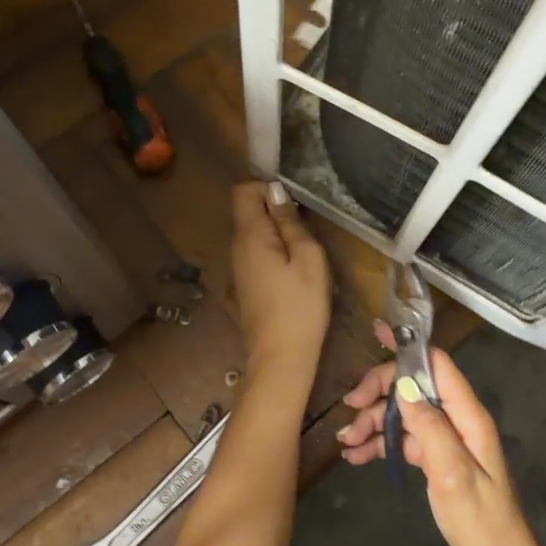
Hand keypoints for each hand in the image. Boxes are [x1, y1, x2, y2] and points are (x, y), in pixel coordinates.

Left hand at [230, 182, 329, 377]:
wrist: (280, 357)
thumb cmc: (300, 305)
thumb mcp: (307, 257)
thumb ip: (290, 222)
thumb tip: (276, 193)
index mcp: (249, 235)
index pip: (243, 191)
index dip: (267, 188)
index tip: (296, 203)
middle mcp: (237, 247)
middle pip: (248, 212)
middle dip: (275, 210)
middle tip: (308, 227)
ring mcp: (239, 267)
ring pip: (254, 234)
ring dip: (277, 233)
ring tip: (306, 249)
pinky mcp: (246, 285)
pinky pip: (257, 254)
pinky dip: (274, 251)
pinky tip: (295, 270)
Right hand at [336, 325, 542, 545]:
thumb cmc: (481, 520)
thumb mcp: (453, 474)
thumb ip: (430, 427)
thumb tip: (404, 386)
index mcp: (468, 415)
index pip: (437, 365)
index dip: (407, 348)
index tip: (375, 335)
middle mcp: (457, 419)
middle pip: (414, 387)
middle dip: (380, 391)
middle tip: (350, 408)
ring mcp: (446, 439)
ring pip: (404, 413)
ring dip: (374, 421)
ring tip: (347, 441)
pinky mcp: (436, 459)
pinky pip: (403, 439)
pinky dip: (379, 442)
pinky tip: (355, 455)